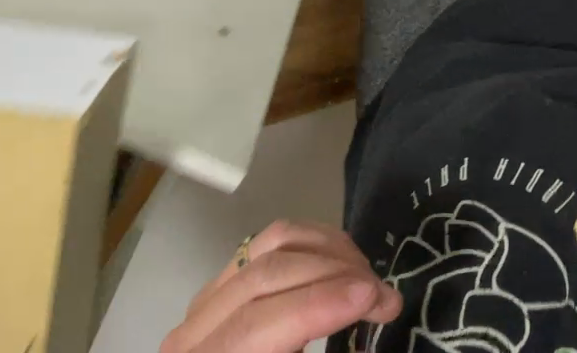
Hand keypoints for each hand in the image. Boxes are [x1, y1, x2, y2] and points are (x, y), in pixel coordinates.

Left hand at [162, 220, 400, 352]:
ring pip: (271, 244)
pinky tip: (343, 263)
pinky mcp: (224, 286)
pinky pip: (271, 241)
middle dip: (336, 273)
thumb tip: (371, 333)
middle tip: (385, 296)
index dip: (319, 304)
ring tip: (367, 278)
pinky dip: (316, 242)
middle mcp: (192, 335)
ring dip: (330, 251)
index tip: (375, 298)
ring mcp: (206, 302)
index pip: (256, 325)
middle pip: (267, 275)